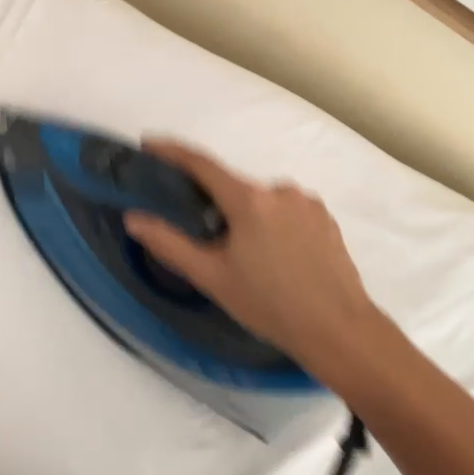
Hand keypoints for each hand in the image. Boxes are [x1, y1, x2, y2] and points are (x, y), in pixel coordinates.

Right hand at [122, 140, 388, 372]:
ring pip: (260, 202)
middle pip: (233, 187)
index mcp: (249, 200)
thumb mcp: (211, 276)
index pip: (201, 164)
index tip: (149, 144)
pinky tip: (271, 259)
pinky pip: (285, 213)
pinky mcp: (325, 220)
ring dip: (244, 218)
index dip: (172, 151)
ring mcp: (307, 204)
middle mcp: (280, 191)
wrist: (339, 329)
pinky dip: (269, 225)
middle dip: (213, 204)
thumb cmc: (269, 304)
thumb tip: (134, 218)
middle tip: (200, 238)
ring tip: (242, 257)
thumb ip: (168, 243)